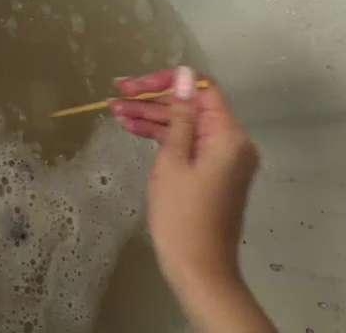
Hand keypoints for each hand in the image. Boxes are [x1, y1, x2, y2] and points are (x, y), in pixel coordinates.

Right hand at [111, 67, 259, 295]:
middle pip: (191, 105)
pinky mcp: (211, 171)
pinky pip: (187, 142)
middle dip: (152, 99)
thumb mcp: (174, 158)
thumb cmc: (182, 214)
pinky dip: (161, 135)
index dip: (167, 81)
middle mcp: (231, 141)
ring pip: (184, 124)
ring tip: (115, 112)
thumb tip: (184, 75)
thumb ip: (180, 114)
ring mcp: (221, 157)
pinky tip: (131, 128)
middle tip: (117, 95)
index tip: (135, 85)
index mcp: (228, 135)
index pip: (201, 88)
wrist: (198, 270)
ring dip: (151, 116)